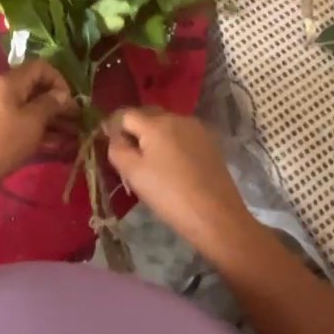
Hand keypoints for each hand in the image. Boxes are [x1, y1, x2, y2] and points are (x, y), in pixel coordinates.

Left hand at [0, 61, 76, 190]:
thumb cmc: (5, 142)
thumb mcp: (33, 122)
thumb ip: (50, 103)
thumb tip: (63, 94)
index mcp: (8, 81)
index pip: (40, 67)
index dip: (59, 81)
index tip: (70, 102)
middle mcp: (0, 87)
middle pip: (34, 86)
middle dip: (57, 102)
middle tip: (76, 120)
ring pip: (28, 104)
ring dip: (50, 116)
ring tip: (70, 134)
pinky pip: (19, 116)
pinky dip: (36, 125)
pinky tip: (54, 141)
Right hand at [104, 108, 260, 257]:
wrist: (218, 218)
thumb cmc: (170, 195)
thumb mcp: (133, 174)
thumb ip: (117, 148)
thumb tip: (114, 135)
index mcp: (155, 123)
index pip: (125, 115)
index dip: (115, 129)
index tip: (114, 150)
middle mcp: (177, 117)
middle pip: (146, 115)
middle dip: (135, 131)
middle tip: (132, 158)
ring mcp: (196, 129)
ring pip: (165, 125)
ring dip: (154, 137)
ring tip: (154, 164)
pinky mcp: (210, 142)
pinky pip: (182, 134)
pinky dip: (172, 144)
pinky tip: (175, 167)